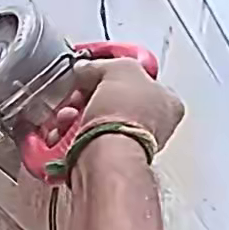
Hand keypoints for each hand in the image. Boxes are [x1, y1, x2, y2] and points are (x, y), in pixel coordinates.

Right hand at [39, 57, 184, 150]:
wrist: (104, 157)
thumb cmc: (123, 116)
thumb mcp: (118, 70)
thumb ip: (102, 64)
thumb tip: (84, 68)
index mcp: (168, 102)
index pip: (137, 81)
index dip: (110, 76)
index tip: (92, 76)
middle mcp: (151, 127)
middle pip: (109, 104)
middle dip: (85, 100)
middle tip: (75, 99)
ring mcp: (126, 148)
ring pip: (90, 125)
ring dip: (72, 120)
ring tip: (65, 120)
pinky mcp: (102, 164)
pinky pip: (78, 145)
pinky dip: (65, 140)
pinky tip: (60, 136)